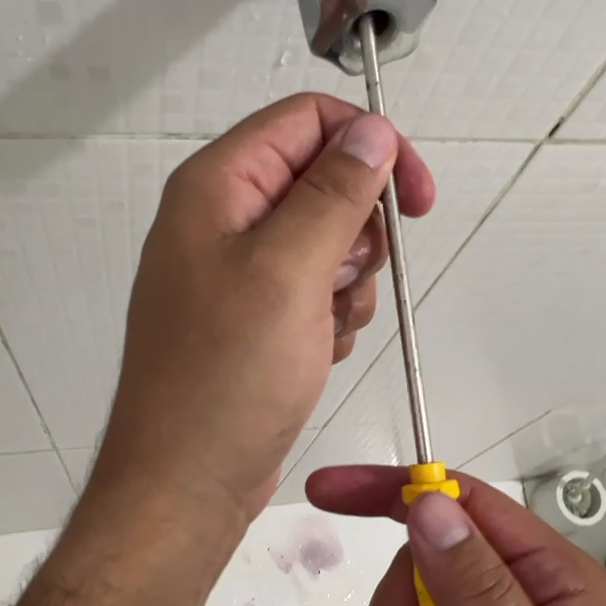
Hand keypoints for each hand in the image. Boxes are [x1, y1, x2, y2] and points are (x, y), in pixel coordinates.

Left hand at [90, 94, 433, 525]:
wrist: (188, 482)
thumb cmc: (228, 378)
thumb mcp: (289, 271)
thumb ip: (335, 192)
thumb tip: (371, 131)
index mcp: (217, 188)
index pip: (308, 123)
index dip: (372, 148)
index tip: (418, 203)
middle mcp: (223, 222)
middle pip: (323, 185)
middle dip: (357, 234)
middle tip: (343, 284)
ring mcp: (238, 276)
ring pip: (328, 245)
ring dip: (348, 286)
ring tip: (324, 331)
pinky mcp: (255, 322)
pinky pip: (316, 295)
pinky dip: (331, 320)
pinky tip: (315, 355)